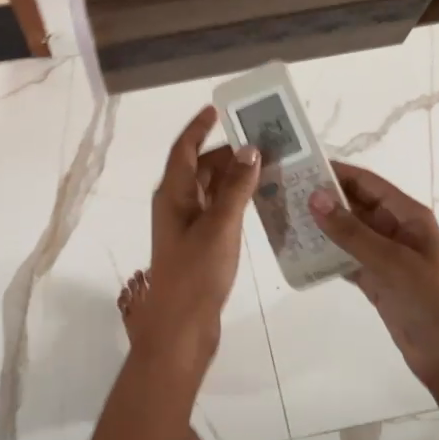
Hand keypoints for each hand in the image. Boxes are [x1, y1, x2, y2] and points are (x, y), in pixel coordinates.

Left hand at [141, 106, 261, 370]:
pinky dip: (234, 199)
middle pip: (199, 167)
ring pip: (209, 189)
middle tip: (261, 140)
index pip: (184, 149)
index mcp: (172, 194)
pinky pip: (216, 209)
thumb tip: (250, 150)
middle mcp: (176, 205)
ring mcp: (186, 226)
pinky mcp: (197, 245)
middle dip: (226, 151)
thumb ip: (235, 188)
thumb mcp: (219, 226)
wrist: (180, 329)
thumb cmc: (196, 273)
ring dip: (232, 176)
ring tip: (266, 165)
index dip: (198, 127)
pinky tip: (257, 200)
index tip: (217, 109)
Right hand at [307, 163, 438, 395]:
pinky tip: (300, 254)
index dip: (335, 173)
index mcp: (408, 216)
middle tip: (281, 194)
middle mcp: (396, 230)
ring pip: (347, 234)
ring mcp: (386, 258)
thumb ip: (351, 232)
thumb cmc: (433, 302)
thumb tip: (314, 197)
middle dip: (322, 199)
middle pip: (354, 206)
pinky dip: (326, 257)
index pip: (366, 183)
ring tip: (284, 220)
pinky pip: (346, 261)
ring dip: (320, 228)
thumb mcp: (392, 262)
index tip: (298, 167)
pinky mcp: (377, 283)